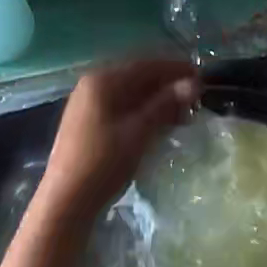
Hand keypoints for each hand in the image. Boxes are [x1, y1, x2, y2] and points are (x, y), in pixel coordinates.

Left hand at [36, 59, 199, 222]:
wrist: (65, 202)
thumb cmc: (103, 162)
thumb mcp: (139, 132)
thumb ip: (165, 104)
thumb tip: (194, 83)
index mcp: (102, 80)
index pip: (144, 64)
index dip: (174, 69)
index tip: (201, 76)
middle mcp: (92, 84)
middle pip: (136, 77)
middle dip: (167, 86)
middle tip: (195, 99)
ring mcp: (88, 104)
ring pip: (129, 94)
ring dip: (156, 101)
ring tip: (183, 114)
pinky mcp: (88, 123)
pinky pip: (121, 107)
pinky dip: (142, 112)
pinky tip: (160, 125)